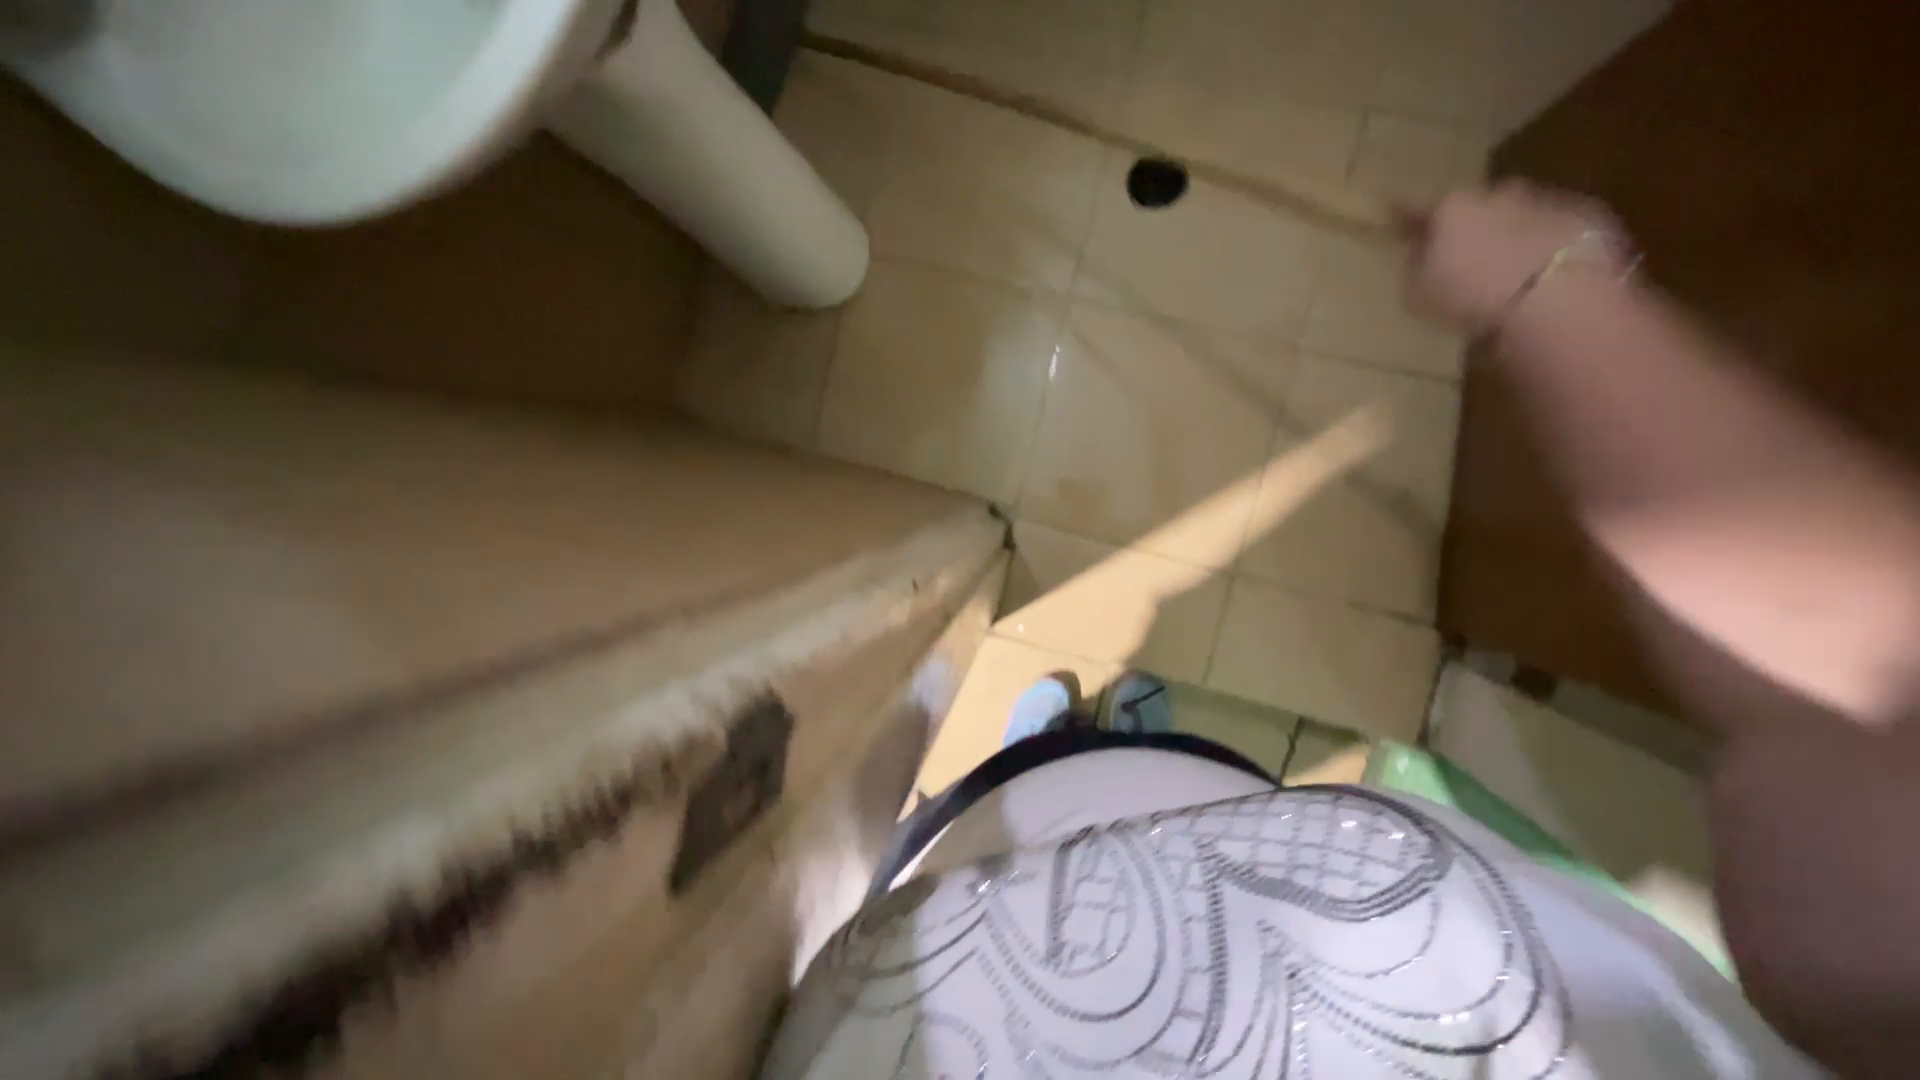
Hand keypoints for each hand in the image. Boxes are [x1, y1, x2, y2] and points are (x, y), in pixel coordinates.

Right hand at [1402, 180, 1621, 333]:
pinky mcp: (1585, 215)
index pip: (1419, 208)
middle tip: (1465, 259)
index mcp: (1450, 208)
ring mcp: (1543, 200)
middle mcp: (1496, 193)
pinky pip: (1555, 228)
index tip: (1396, 219)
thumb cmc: (1471, 300)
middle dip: (1469, 226)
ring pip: (1517, 215)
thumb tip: (1418, 255)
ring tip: (1509, 271)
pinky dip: (1546, 245)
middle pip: (1475, 207)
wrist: (1556, 301)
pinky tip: (1545, 274)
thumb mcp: (1418, 295)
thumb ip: (1415, 268)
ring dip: (1509, 235)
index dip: (1407, 217)